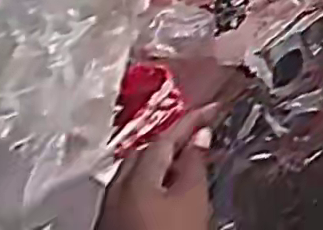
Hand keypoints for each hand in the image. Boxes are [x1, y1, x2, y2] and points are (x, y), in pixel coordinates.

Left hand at [99, 104, 221, 229]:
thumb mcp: (192, 199)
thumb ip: (195, 162)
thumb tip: (200, 137)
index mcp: (137, 175)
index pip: (167, 135)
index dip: (193, 119)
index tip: (213, 109)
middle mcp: (117, 189)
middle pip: (147, 152)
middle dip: (173, 140)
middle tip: (200, 135)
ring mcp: (109, 214)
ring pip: (137, 174)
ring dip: (162, 164)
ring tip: (186, 164)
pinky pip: (133, 195)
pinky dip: (153, 185)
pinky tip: (167, 195)